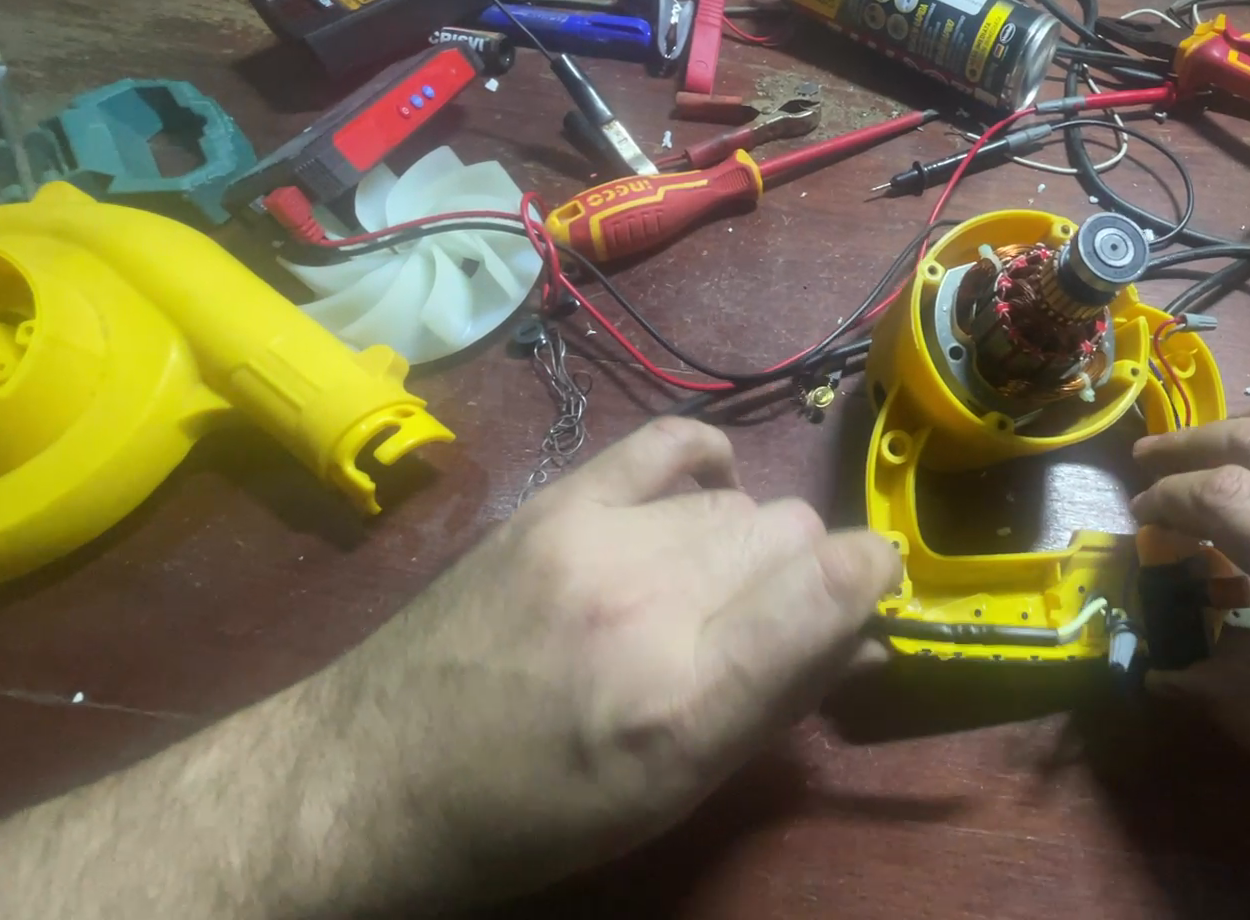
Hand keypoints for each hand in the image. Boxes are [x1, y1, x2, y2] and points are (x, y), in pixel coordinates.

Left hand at [296, 417, 899, 903]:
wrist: (373, 774)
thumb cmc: (543, 808)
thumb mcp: (678, 788)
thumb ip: (784, 700)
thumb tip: (869, 632)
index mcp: (685, 700)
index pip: (828, 586)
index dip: (875, 571)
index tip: (875, 583)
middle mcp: (649, 603)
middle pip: (792, 530)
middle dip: (803, 571)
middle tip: (763, 615)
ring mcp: (596, 537)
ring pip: (742, 499)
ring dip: (746, 543)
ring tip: (699, 584)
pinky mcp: (557, 500)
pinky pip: (674, 440)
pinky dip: (708, 466)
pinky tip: (699, 497)